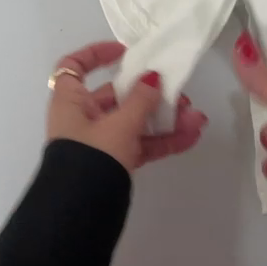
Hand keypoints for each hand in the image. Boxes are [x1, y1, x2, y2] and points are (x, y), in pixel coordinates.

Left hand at [46, 41, 206, 171]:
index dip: (95, 54)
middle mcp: (82, 117)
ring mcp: (99, 142)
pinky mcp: (115, 163)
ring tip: (196, 118)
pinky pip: (141, 144)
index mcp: (70, 100)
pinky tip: (191, 136)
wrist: (81, 213)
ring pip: (134, 122)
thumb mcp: (119, 125)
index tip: (124, 52)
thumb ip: (140, 100)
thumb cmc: (92, 157)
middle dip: (150, 94)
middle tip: (179, 94)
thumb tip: (153, 77)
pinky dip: (163, 140)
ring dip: (164, 118)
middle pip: (116, 95)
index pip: (74, 66)